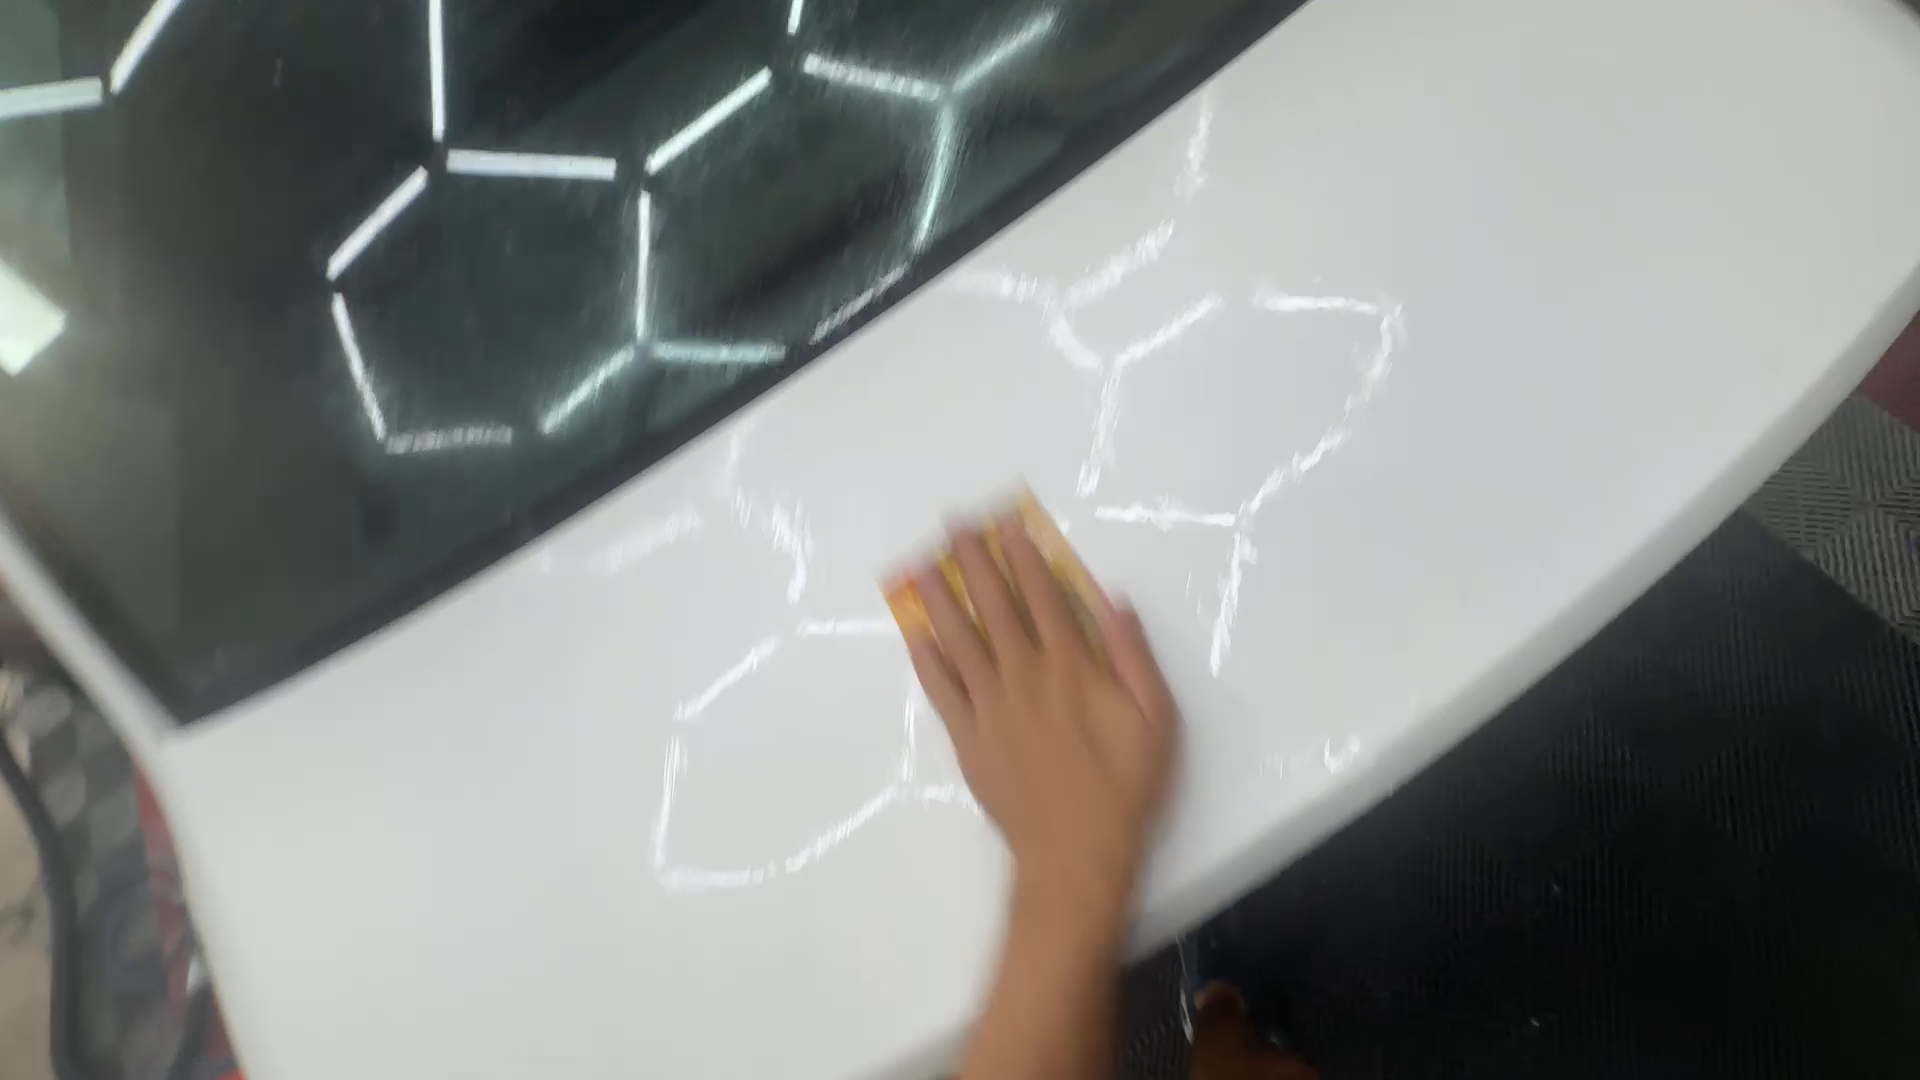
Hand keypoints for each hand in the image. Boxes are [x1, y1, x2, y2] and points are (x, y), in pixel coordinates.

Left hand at [905, 516, 1179, 927]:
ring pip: (958, 638)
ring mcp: (989, 705)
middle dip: (973, 560)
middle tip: (952, 524)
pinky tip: (914, 632)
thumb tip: (1114, 600)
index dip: (1024, 556)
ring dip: (940, 597)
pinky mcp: (967, 736)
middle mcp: (1023, 674)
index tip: (1005, 525)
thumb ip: (1133, 655)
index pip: (1042, 596)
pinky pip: (940, 688)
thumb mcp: (1156, 719)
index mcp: (1070, 666)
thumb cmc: (1124, 785)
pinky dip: (925, 658)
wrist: (1075, 852)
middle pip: (993, 605)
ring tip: (921, 563)